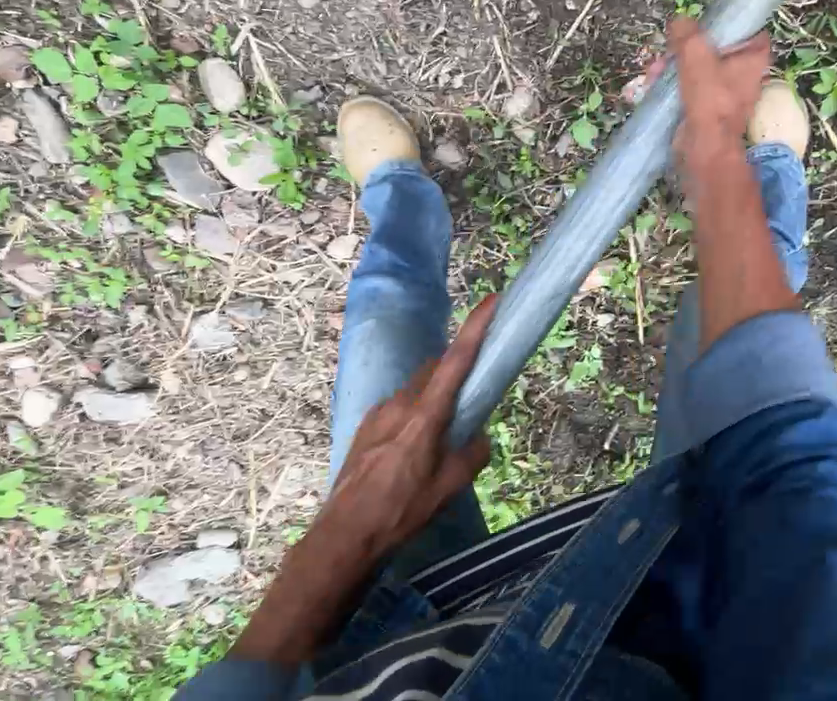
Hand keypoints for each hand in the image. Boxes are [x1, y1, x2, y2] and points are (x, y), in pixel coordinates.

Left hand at [318, 296, 495, 561]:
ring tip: (443, 429)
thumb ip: (473, 454)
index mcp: (425, 415)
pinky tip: (415, 446)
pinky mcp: (365, 426)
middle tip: (474, 388)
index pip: (457, 360)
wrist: (344, 536)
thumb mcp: (450, 488)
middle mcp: (400, 403)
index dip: (476, 327)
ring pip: (416, 388)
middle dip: (457, 367)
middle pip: (436, 369)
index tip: (492, 300)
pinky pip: (399, 406)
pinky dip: (415, 412)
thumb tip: (478, 437)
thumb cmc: (402, 511)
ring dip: (434, 394)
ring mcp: (378, 413)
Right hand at [667, 17, 770, 179]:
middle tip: (670, 49)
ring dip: (676, 67)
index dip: (734, 25)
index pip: (753, 33)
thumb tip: (680, 21)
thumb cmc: (709, 98)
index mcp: (754, 61)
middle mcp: (746, 77)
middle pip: (718, 51)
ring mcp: (728, 95)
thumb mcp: (695, 54)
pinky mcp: (710, 110)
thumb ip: (687, 33)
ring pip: (701, 70)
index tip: (712, 22)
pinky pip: (693, 89)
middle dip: (689, 49)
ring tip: (655, 70)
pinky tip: (655, 85)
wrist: (705, 147)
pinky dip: (676, 85)